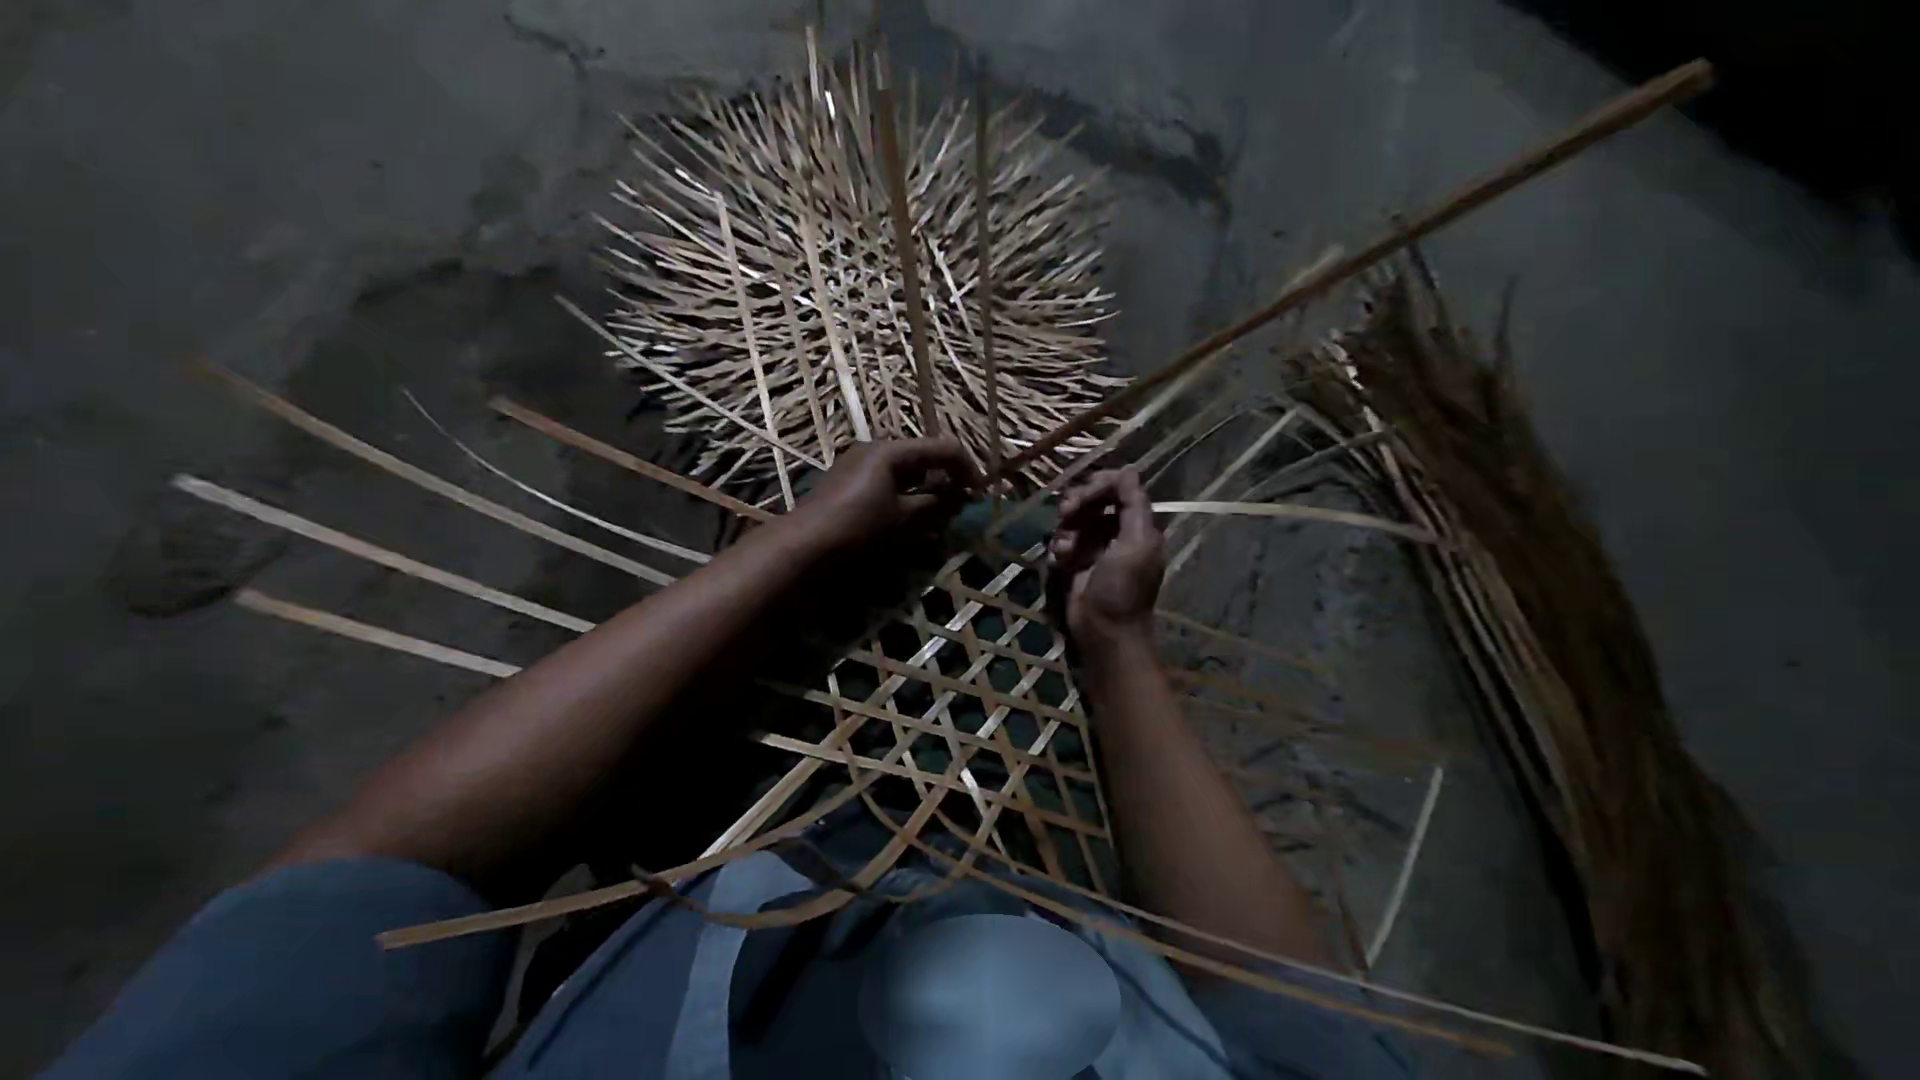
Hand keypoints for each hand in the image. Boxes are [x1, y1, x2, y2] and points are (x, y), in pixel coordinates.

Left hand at [789, 438, 977, 550]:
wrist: (802, 548)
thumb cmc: (858, 528)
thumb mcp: (905, 519)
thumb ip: (938, 505)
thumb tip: (963, 497)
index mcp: (891, 450)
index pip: (943, 449)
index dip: (967, 470)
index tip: (980, 497)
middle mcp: (874, 451)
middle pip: (924, 459)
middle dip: (946, 482)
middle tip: (960, 509)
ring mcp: (859, 468)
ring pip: (906, 475)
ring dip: (927, 495)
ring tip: (939, 521)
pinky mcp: (849, 488)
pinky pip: (888, 488)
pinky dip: (906, 501)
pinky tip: (911, 525)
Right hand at [1049, 470, 1164, 653]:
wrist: (1104, 631)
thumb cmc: (1123, 588)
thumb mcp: (1136, 543)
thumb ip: (1133, 505)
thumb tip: (1127, 470)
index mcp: (1138, 526)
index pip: (1120, 488)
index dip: (1099, 485)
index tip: (1082, 495)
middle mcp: (1118, 532)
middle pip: (1095, 500)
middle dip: (1078, 503)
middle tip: (1065, 512)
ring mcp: (1096, 547)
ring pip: (1075, 519)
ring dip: (1066, 529)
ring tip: (1065, 549)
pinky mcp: (1077, 562)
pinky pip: (1064, 540)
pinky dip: (1060, 547)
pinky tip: (1060, 560)